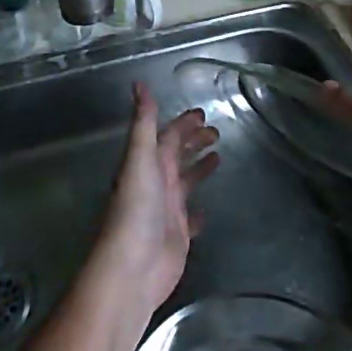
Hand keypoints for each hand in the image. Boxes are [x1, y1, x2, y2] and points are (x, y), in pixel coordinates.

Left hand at [91, 83, 219, 312]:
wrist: (132, 267)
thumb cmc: (136, 208)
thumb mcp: (139, 157)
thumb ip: (142, 121)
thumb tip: (138, 83)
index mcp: (149, 162)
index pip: (169, 135)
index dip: (185, 123)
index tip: (203, 113)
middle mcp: (157, 182)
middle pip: (177, 155)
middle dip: (195, 141)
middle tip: (218, 132)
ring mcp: (166, 209)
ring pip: (185, 182)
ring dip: (199, 168)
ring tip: (219, 158)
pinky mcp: (177, 236)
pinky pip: (190, 218)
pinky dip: (198, 211)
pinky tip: (207, 209)